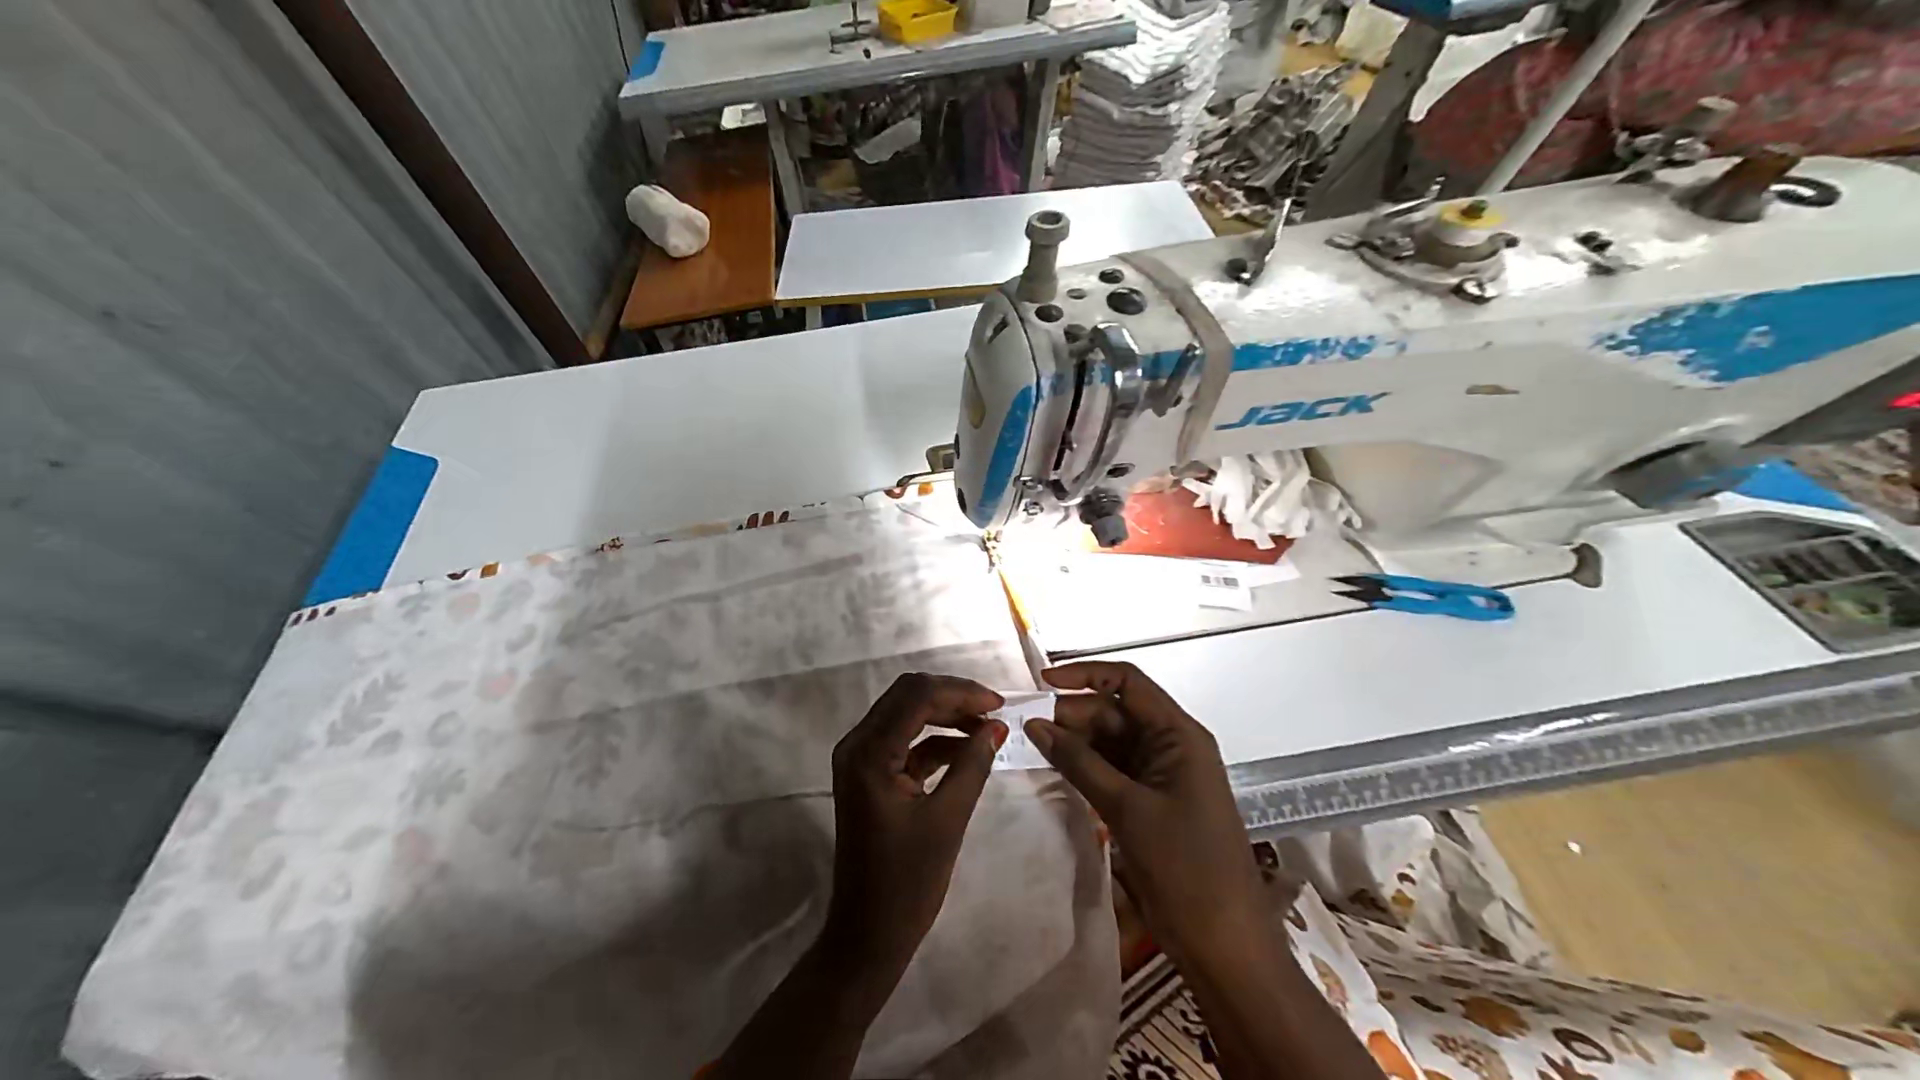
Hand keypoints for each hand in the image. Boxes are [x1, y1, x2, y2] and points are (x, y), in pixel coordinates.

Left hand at [823, 673, 1006, 975]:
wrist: (868, 934)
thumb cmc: (907, 882)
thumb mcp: (948, 819)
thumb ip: (972, 765)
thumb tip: (997, 726)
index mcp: (868, 752)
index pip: (916, 695)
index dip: (960, 691)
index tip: (999, 704)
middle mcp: (857, 745)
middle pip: (908, 696)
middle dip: (953, 697)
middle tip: (995, 712)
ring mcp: (862, 760)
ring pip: (907, 714)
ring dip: (946, 715)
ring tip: (988, 728)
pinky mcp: (872, 776)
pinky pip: (906, 742)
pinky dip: (937, 740)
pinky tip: (969, 750)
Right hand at [1024, 662, 1263, 964]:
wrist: (1224, 943)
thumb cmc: (1184, 867)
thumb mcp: (1127, 809)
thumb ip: (1079, 762)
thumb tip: (1035, 725)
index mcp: (1179, 734)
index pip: (1128, 682)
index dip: (1085, 674)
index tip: (1041, 682)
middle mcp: (1171, 745)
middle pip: (1115, 711)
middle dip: (1073, 714)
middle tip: (1028, 729)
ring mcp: (1161, 774)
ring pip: (1111, 741)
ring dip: (1076, 742)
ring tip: (1034, 747)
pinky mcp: (1150, 801)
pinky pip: (1113, 769)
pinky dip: (1085, 767)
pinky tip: (1056, 769)